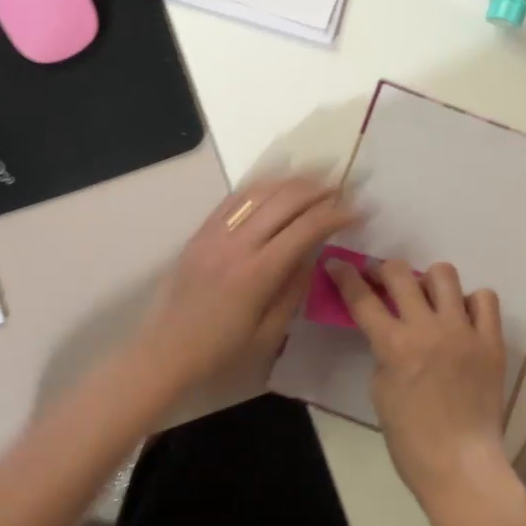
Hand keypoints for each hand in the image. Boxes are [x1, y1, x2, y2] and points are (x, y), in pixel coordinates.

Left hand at [134, 175, 356, 391]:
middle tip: (346, 185)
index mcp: (258, 273)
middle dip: (321, 188)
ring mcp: (216, 232)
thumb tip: (313, 254)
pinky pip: (235, 197)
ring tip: (319, 173)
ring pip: (260, 190)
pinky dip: (261, 183)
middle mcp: (237, 243)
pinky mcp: (202, 231)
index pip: (306, 228)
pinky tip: (278, 178)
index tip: (360, 210)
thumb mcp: (269, 334)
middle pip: (286, 200)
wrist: (165, 350)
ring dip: (293, 179)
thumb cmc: (220, 351)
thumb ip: (294, 290)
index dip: (337, 213)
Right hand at [326, 259, 511, 507]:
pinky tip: (462, 318)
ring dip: (428, 281)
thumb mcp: (381, 390)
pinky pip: (484, 300)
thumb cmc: (410, 439)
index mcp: (394, 345)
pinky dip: (470, 303)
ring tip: (427, 299)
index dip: (344, 275)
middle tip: (380, 279)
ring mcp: (464, 332)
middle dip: (383, 269)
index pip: (362, 298)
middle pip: (400, 273)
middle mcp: (428, 329)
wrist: (461, 464)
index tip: (337, 263)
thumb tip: (392, 332)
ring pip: (444, 275)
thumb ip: (384, 353)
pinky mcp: (491, 342)